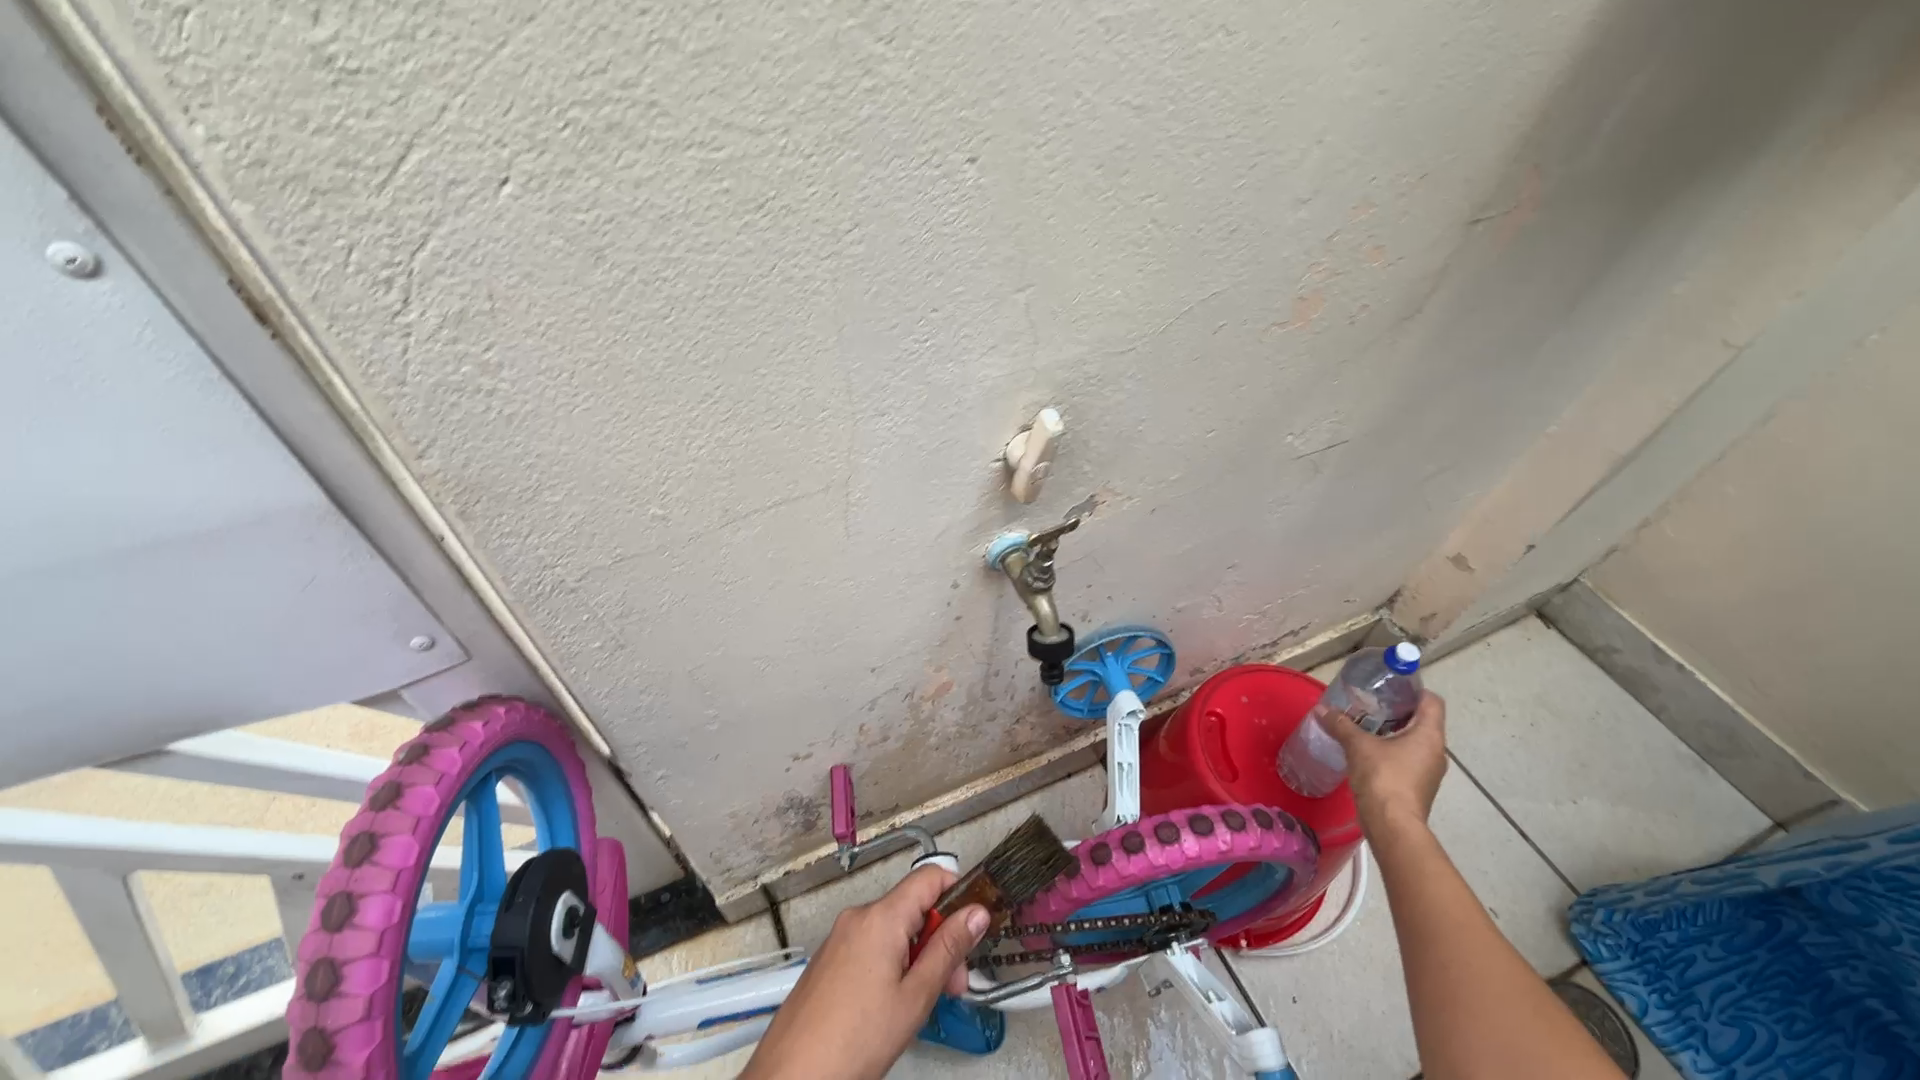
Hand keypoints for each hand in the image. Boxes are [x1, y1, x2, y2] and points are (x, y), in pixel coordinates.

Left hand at [741, 864, 988, 1079]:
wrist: (793, 1075)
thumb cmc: (855, 1040)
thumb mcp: (916, 996)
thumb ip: (949, 949)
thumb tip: (976, 912)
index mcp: (880, 918)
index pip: (929, 877)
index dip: (958, 892)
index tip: (974, 925)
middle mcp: (857, 918)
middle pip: (912, 908)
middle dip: (940, 939)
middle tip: (954, 983)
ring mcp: (839, 938)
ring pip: (893, 931)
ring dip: (918, 956)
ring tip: (924, 1002)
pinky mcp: (829, 960)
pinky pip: (871, 946)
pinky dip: (892, 964)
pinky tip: (894, 1004)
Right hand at [1324, 689, 1448, 832]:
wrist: (1392, 826)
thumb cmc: (1383, 778)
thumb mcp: (1358, 746)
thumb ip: (1341, 725)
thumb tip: (1322, 709)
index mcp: (1429, 734)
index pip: (1431, 701)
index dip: (1413, 690)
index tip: (1389, 688)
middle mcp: (1436, 751)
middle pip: (1422, 721)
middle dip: (1397, 712)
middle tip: (1370, 706)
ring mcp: (1430, 772)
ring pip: (1414, 742)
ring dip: (1393, 734)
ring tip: (1365, 729)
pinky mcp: (1419, 787)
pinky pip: (1408, 760)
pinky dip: (1392, 753)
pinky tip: (1368, 755)